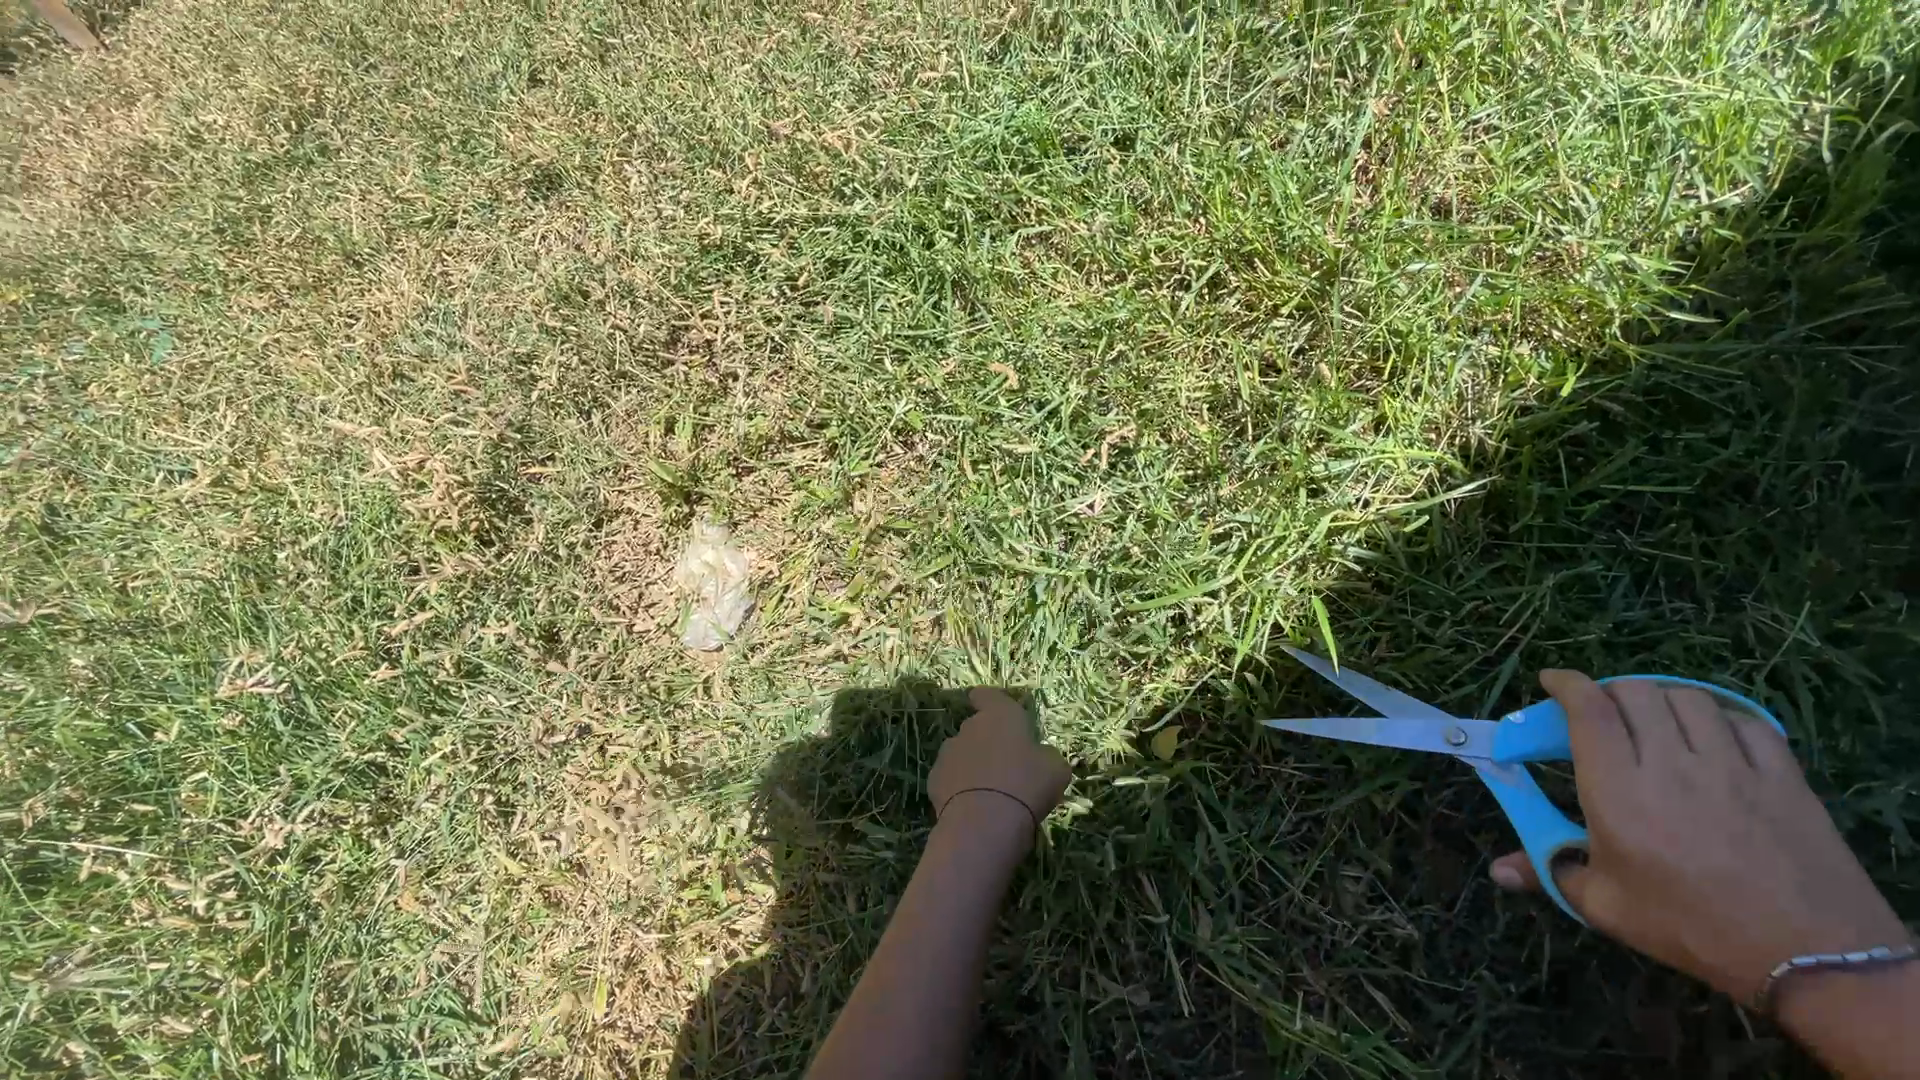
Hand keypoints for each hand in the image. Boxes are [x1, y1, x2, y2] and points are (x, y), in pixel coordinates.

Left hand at [928, 688, 1071, 847]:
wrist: (985, 822)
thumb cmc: (1027, 785)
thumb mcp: (1055, 769)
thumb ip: (1045, 755)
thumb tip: (1039, 756)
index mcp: (1001, 715)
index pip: (988, 695)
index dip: (989, 701)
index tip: (993, 709)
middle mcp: (970, 727)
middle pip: (977, 727)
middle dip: (987, 741)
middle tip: (1006, 765)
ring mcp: (948, 752)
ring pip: (961, 753)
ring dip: (973, 765)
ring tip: (989, 791)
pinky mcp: (934, 779)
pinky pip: (950, 778)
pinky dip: (959, 788)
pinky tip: (973, 807)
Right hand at [1490, 670, 1908, 1003]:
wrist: (1812, 957)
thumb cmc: (1691, 927)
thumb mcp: (1606, 905)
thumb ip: (1549, 873)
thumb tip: (1498, 870)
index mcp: (1618, 791)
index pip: (1589, 710)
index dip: (1566, 684)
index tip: (1552, 681)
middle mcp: (1671, 766)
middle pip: (1636, 693)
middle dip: (1610, 691)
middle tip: (1601, 710)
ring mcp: (1733, 768)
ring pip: (1689, 699)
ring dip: (1661, 699)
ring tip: (1654, 719)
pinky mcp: (1783, 779)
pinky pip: (1746, 723)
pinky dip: (1719, 717)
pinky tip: (1713, 735)